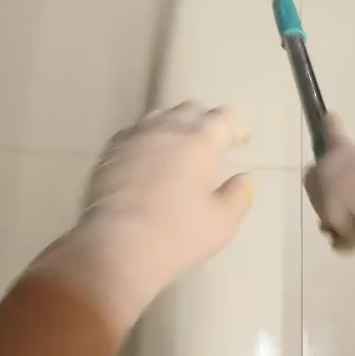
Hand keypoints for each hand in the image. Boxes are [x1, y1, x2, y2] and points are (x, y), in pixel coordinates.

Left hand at [27, 103, 254, 330]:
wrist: (117, 246)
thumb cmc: (176, 235)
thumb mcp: (221, 223)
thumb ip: (237, 196)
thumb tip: (245, 179)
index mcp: (200, 141)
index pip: (224, 117)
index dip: (236, 126)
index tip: (240, 142)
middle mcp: (168, 129)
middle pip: (190, 110)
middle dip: (204, 122)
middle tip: (210, 147)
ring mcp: (135, 137)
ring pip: (159, 116)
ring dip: (173, 127)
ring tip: (177, 151)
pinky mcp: (110, 151)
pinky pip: (133, 132)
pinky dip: (146, 139)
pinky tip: (146, 160)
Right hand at [304, 115, 354, 262]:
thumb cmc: (340, 195)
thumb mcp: (312, 183)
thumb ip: (312, 176)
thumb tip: (318, 176)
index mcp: (342, 149)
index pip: (332, 129)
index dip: (327, 125)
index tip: (328, 116)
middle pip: (342, 172)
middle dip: (332, 193)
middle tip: (323, 212)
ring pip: (352, 197)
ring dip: (341, 216)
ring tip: (334, 234)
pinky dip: (354, 230)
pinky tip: (347, 244)